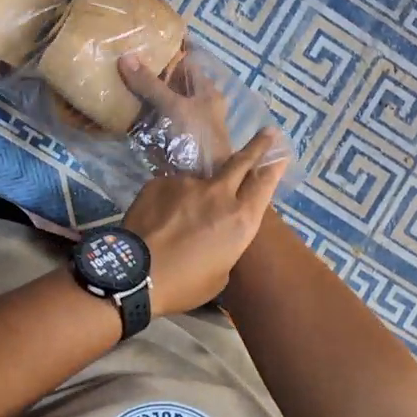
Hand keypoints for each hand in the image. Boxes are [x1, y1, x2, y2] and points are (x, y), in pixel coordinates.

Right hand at [121, 53, 233, 174]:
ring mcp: (182, 125)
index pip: (185, 64)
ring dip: (140, 98)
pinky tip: (118, 111)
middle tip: (118, 62)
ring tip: (113, 83)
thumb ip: (150, 84)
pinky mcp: (169, 142)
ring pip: (158, 104)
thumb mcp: (174, 106)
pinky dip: (137, 118)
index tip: (139, 43)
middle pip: (170, 85)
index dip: (165, 53)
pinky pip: (151, 124)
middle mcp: (196, 106)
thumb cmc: (197, 138)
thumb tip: (125, 56)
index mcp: (206, 92)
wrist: (201, 183)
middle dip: (147, 76)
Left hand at [123, 128, 287, 315]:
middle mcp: (218, 194)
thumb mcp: (220, 274)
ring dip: (198, 190)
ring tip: (182, 214)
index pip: (265, 184)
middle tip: (268, 132)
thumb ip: (225, 245)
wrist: (135, 274)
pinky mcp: (160, 181)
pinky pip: (171, 188)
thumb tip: (217, 234)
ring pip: (200, 179)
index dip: (274, 167)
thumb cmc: (184, 285)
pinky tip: (159, 218)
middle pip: (242, 162)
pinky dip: (170, 200)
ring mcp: (187, 183)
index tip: (281, 153)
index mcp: (241, 219)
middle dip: (258, 146)